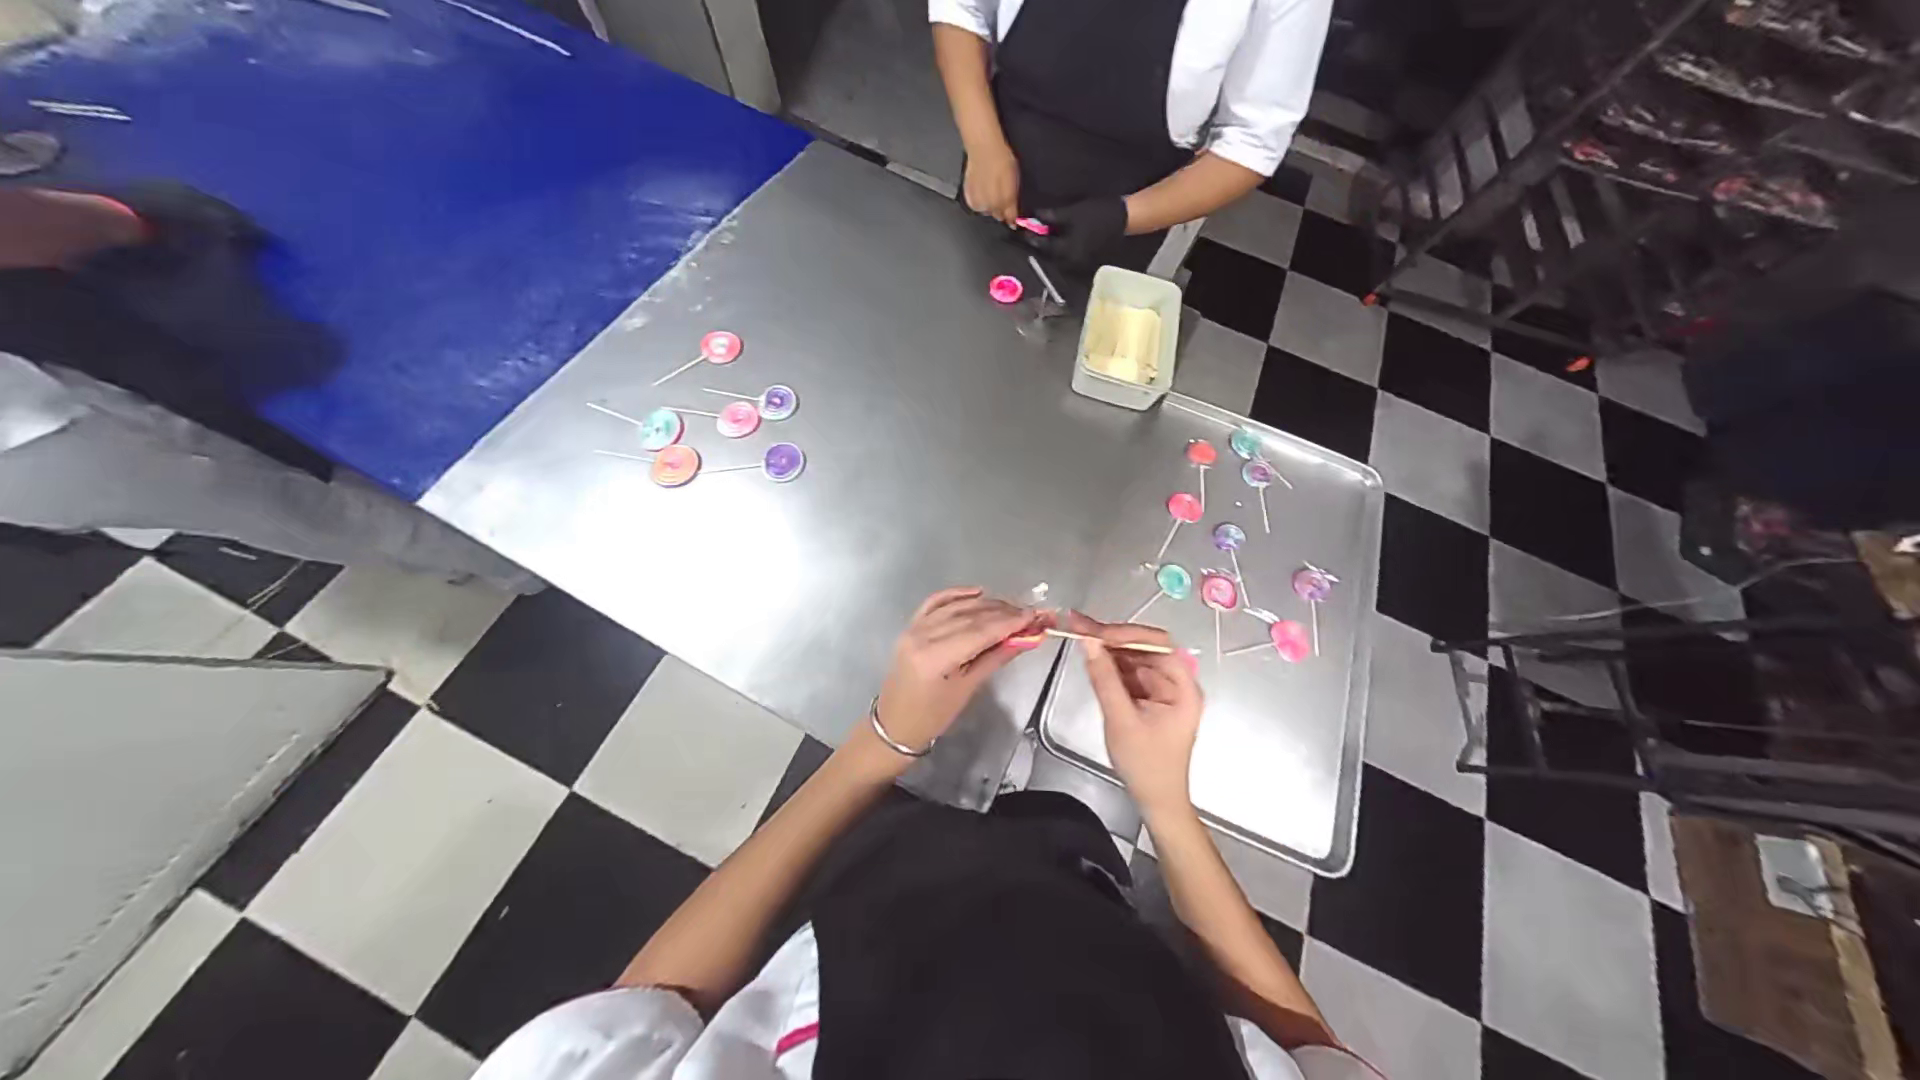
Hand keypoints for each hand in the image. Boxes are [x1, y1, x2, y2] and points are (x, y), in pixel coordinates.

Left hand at [872, 587, 1042, 764]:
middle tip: (1029, 612)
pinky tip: (977, 592)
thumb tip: (1025, 639)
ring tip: (1011, 607)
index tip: (1034, 616)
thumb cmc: (932, 716)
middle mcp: (922, 636)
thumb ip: (995, 658)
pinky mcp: (911, 627)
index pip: (979, 631)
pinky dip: (956, 595)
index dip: (1009, 622)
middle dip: (1002, 612)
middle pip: (969, 616)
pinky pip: (935, 602)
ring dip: (985, 604)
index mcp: (935, 657)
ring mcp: (914, 629)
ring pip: (956, 607)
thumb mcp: (967, 689)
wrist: (895, 724)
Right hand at [963, 143, 1020, 224]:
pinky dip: (979, 201)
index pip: (1010, 218)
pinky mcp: (969, 198)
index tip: (1013, 215)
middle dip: (1000, 209)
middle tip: (1000, 194)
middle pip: (997, 215)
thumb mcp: (1014, 181)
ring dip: (989, 205)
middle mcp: (991, 208)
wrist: (983, 149)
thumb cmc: (1002, 161)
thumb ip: (1013, 202)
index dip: (1012, 216)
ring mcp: (979, 204)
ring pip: (986, 211)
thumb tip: (1011, 217)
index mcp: (1005, 203)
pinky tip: (981, 188)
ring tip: (990, 189)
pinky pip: (976, 206)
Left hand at [1028, 196, 1129, 267]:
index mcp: (1066, 251)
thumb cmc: (1098, 213)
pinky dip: (1059, 248)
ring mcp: (1078, 263)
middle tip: (1028, 233)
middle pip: (1048, 254)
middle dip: (1038, 244)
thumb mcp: (1072, 213)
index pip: (1042, 245)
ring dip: (1048, 247)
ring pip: (1057, 256)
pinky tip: (1056, 239)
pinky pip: (1066, 256)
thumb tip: (1034, 215)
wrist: (1123, 218)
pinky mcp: (1084, 260)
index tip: (1019, 230)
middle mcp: (1070, 261)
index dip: (1030, 237)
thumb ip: (1051, 217)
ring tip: (1040, 236)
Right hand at [1069, 611, 1201, 814]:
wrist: (1157, 800)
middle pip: (1145, 647)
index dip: (1126, 634)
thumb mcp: (1121, 720)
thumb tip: (1089, 642)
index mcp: (1183, 687)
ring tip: (1078, 634)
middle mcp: (1176, 682)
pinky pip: (1128, 672)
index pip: (1157, 644)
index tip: (1094, 631)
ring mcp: (1161, 689)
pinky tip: (1091, 656)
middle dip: (1112, 637)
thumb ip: (1105, 679)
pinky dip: (1110, 664)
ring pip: (1134, 657)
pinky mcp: (1148, 697)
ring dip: (1108, 648)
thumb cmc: (1146, 764)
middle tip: (1078, 626)